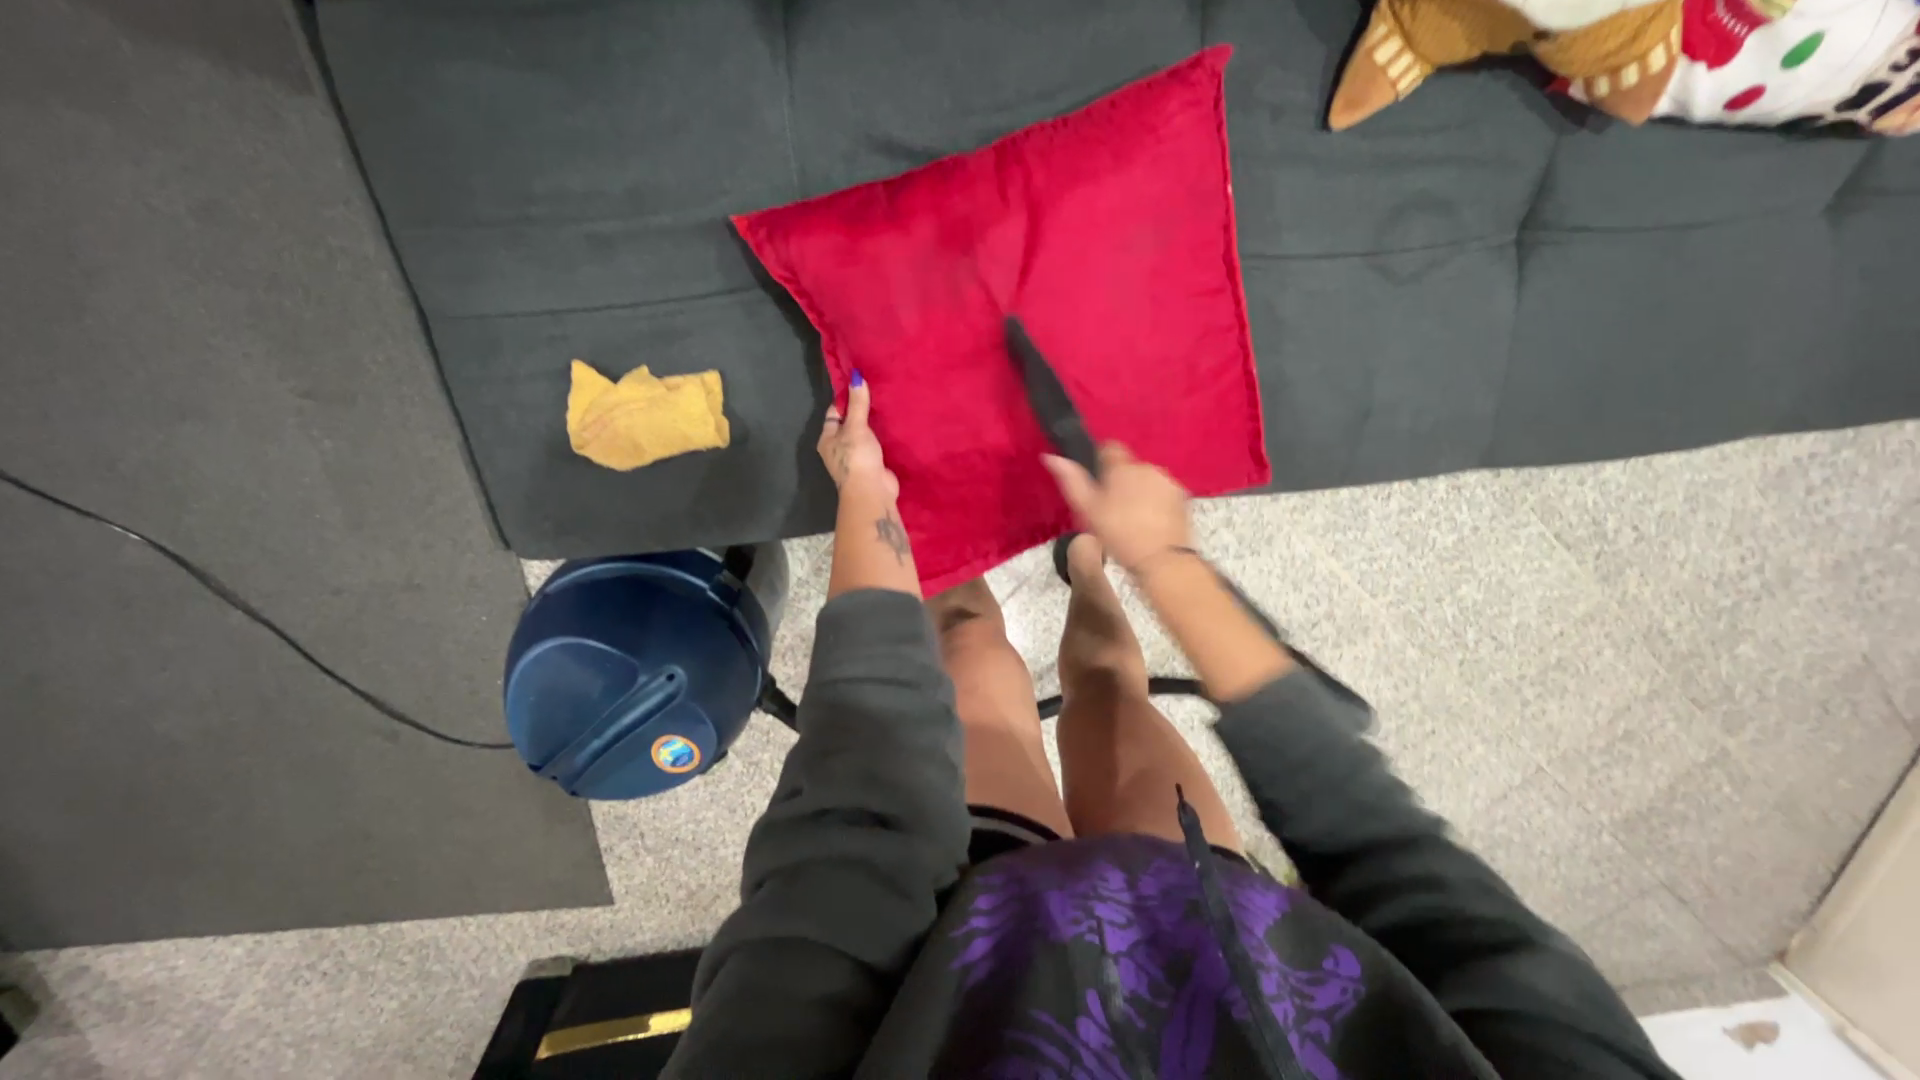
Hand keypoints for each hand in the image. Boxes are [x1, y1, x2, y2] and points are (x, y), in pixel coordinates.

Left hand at [817, 373, 897, 497]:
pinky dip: (883, 437)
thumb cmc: (856, 457)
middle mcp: (838, 448)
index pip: (834, 412)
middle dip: (862, 411)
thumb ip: (857, 403)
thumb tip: (856, 377)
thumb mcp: (856, 427)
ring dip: (874, 424)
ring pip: (864, 435)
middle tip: (877, 392)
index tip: (860, 385)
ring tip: (887, 405)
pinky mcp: (872, 464)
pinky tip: (893, 425)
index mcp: (827, 439)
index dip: (846, 398)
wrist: (871, 491)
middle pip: (850, 423)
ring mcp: (856, 457)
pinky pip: (877, 445)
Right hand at [1041, 442, 1192, 573]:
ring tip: (1133, 518)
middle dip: (1122, 481)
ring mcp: (1168, 481)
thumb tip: (1050, 457)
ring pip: (1147, 480)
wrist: (1161, 558)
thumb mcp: (1087, 510)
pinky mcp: (1183, 498)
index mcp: (1122, 467)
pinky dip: (1157, 502)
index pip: (1110, 448)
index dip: (1101, 463)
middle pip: (1129, 467)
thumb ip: (1071, 480)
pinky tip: (1151, 522)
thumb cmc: (1119, 533)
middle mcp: (1147, 467)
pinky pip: (1163, 493)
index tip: (1098, 483)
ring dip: (1140, 491)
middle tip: (1112, 509)